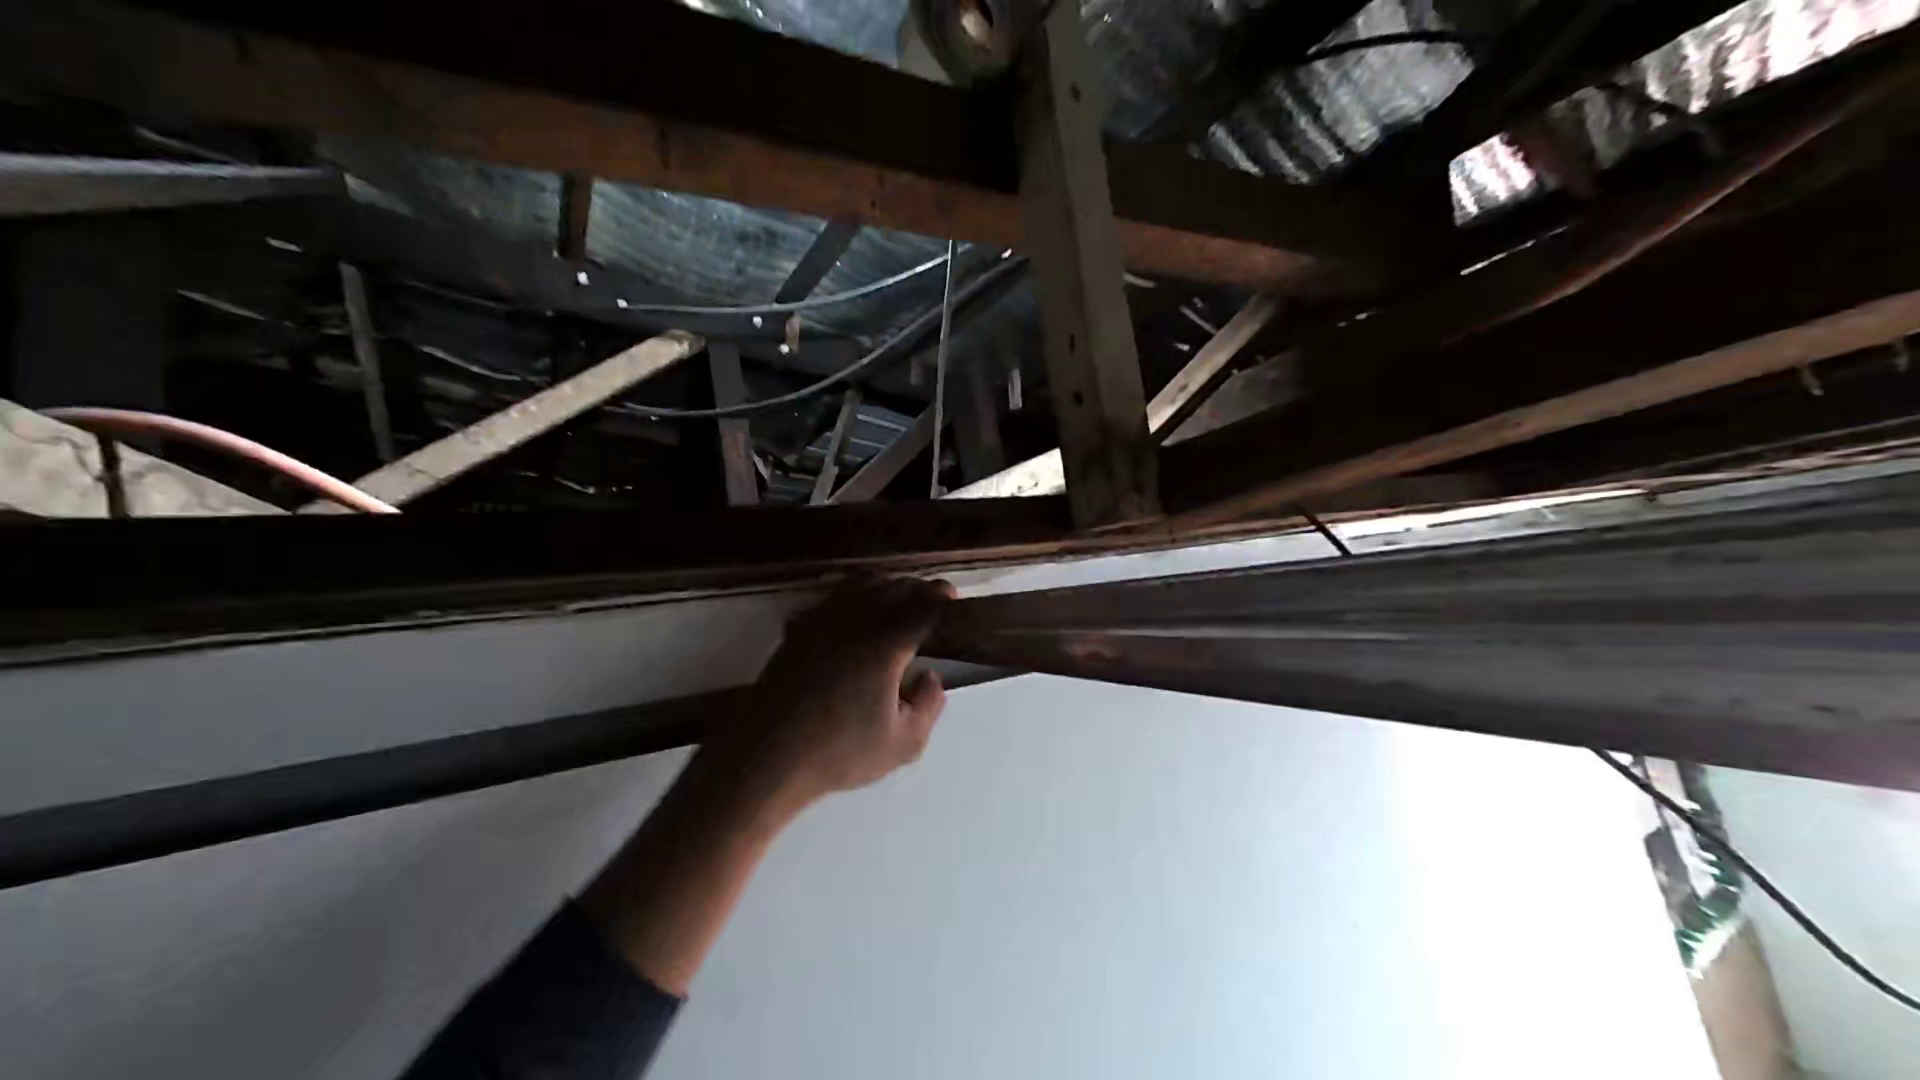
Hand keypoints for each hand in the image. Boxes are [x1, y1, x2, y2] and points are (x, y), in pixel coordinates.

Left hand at [708, 576, 955, 814]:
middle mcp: (855, 622)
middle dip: (915, 587)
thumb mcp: (903, 744)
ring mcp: (821, 622)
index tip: (952, 597)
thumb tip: (930, 676)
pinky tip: (851, 615)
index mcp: (885, 644)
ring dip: (883, 586)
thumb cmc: (839, 753)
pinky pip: (830, 599)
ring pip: (858, 585)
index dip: (941, 596)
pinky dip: (850, 596)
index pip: (922, 605)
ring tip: (894, 600)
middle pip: (892, 586)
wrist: (767, 757)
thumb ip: (929, 706)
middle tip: (929, 599)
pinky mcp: (796, 631)